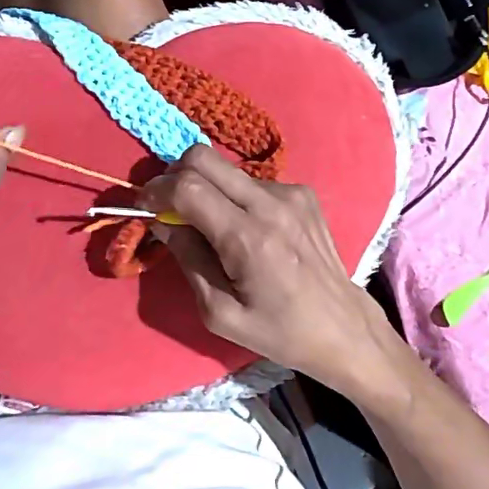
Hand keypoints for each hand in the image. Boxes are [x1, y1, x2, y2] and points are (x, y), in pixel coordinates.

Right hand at [142, 145, 401, 395]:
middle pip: (204, 158)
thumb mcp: (219, 312)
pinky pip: (252, 181)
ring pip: (227, 169)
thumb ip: (187, 259)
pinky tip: (246, 228)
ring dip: (207, 188)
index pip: (188, 187)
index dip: (156, 191)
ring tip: (212, 226)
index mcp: (249, 239)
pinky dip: (235, 197)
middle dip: (175, 175)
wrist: (343, 328)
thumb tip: (161, 220)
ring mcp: (291, 193)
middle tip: (168, 205)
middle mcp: (271, 204)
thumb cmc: (279, 331)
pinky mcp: (303, 192)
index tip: (145, 206)